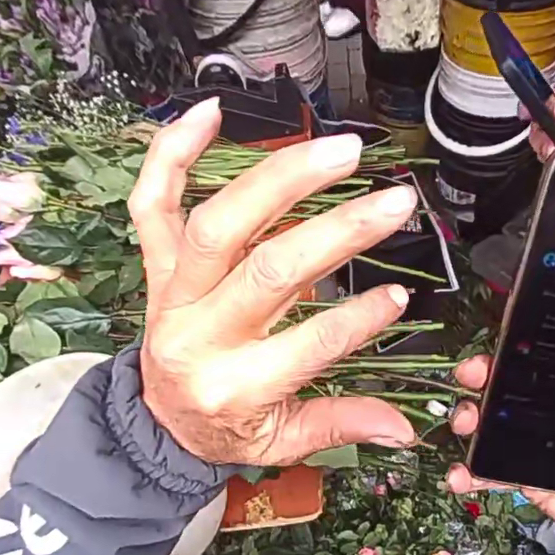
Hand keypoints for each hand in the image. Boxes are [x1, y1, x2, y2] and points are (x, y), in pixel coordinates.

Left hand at [131, 99, 422, 465]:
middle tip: (391, 202)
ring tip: (336, 151)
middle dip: (338, 232)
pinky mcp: (156, 269)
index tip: (399, 296)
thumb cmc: (221, 428)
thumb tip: (402, 428)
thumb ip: (339, 424)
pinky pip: (152, 204)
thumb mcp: (281, 442)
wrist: (156, 421)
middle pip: (268, 270)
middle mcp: (198, 335)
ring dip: (279, 178)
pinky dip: (172, 153)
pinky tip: (212, 113)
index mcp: (234, 387)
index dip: (358, 318)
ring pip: (216, 224)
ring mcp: (171, 295)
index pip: (307, 344)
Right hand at [447, 325, 554, 554]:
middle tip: (473, 372)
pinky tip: (459, 475)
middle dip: (488, 376)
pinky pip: (500, 474)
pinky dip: (475, 475)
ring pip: (501, 427)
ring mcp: (547, 450)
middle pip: (518, 390)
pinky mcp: (538, 482)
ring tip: (464, 420)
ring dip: (473, 419)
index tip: (508, 337)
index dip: (529, 348)